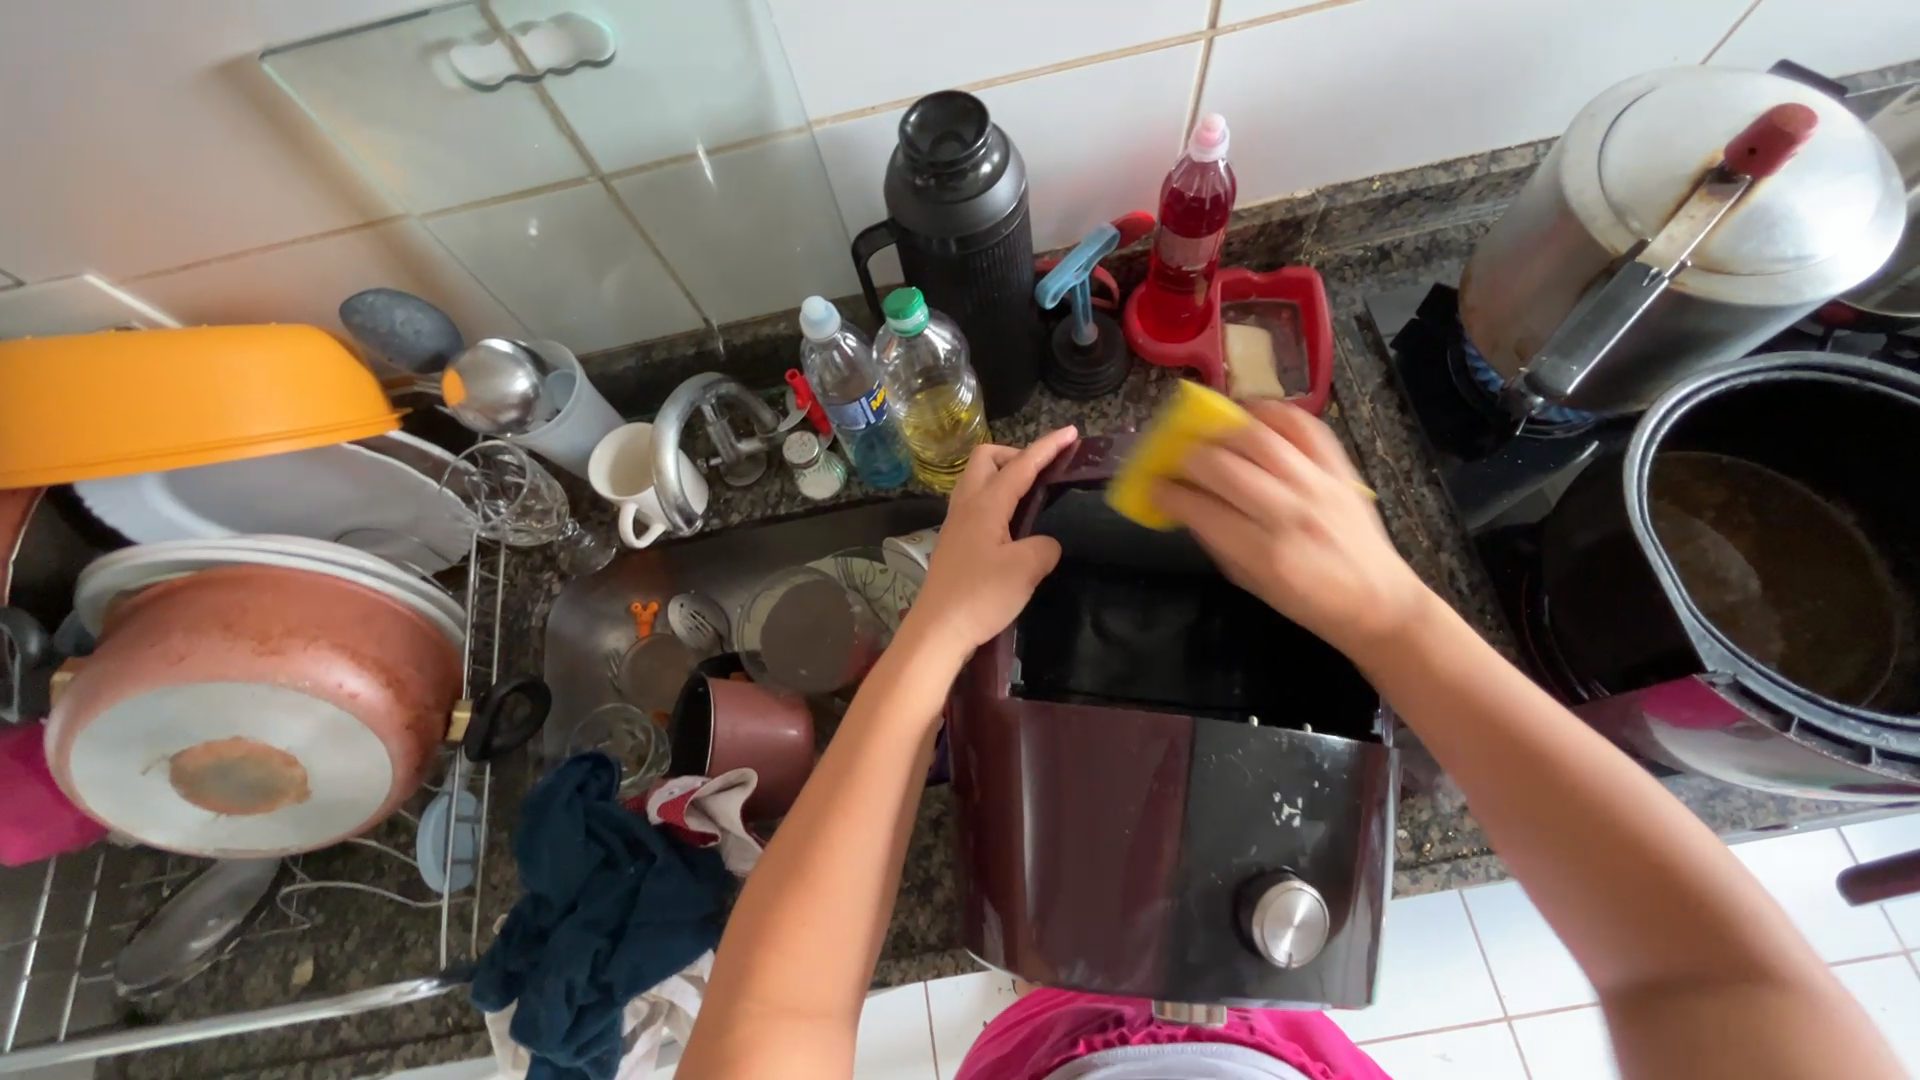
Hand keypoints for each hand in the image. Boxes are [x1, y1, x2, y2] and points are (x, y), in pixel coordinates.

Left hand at [898, 426, 1079, 656]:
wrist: (937, 630)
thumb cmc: (980, 596)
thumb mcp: (1026, 569)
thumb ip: (1045, 547)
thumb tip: (1045, 544)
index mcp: (986, 505)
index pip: (1021, 465)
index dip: (1047, 448)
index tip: (1070, 433)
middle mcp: (966, 506)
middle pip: (986, 459)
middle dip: (1016, 454)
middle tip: (1044, 471)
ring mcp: (956, 524)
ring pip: (977, 481)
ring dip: (1003, 476)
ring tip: (1031, 494)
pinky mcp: (954, 543)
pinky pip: (976, 504)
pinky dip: (996, 500)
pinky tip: (1011, 523)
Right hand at [1152, 401, 1432, 659]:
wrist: (1377, 600)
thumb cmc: (1307, 601)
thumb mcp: (1248, 582)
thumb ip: (1215, 540)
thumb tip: (1184, 504)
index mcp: (1262, 552)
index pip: (1199, 508)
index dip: (1166, 492)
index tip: (1151, 487)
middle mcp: (1289, 512)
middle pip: (1222, 465)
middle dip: (1186, 458)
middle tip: (1173, 461)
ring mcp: (1318, 485)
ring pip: (1258, 438)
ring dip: (1221, 430)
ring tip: (1205, 434)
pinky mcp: (1340, 469)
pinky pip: (1304, 426)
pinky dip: (1272, 412)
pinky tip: (1250, 414)